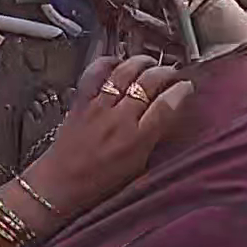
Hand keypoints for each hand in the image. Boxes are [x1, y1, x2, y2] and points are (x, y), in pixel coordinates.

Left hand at [22, 55, 194, 212]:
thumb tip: (168, 119)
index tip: (186, 86)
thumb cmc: (98, 184)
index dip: (181, 91)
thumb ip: (153, 141)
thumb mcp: (137, 168)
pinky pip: (94, 73)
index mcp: (137, 140)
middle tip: (171, 72)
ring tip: (149, 62)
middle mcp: (119, 120)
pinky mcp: (80, 102)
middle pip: (148, 82)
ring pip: (124, 72)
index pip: (166, 105)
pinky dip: (107, 63)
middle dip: (165, 72)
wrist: (60, 185)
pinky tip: (117, 62)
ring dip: (140, 62)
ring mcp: (98, 107)